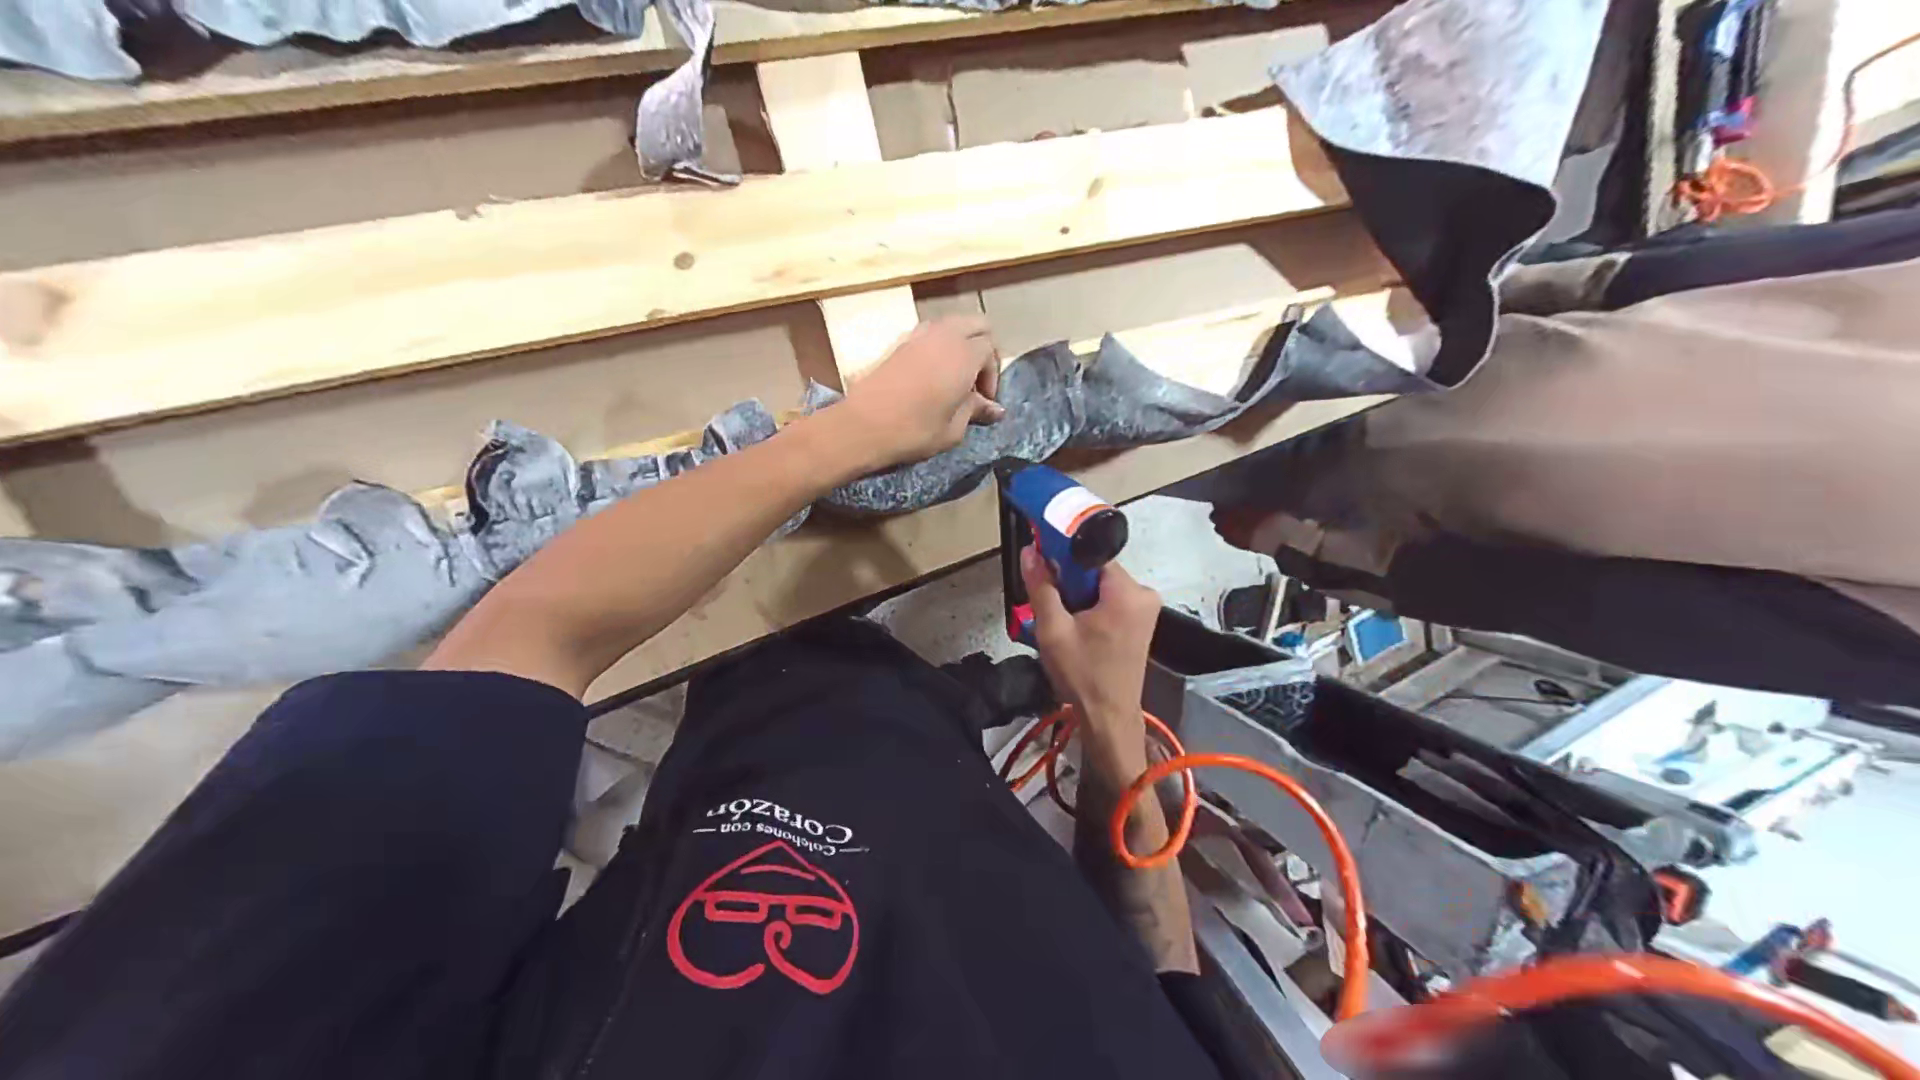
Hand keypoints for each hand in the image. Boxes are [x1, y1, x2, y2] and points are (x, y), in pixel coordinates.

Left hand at [839, 317, 1003, 467]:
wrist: (862, 425)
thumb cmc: (915, 430)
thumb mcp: (953, 429)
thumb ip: (976, 410)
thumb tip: (995, 408)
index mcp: (964, 354)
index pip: (991, 351)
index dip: (992, 376)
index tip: (984, 402)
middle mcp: (944, 336)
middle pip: (976, 325)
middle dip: (983, 349)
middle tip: (976, 380)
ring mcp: (919, 335)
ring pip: (951, 325)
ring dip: (960, 344)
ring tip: (954, 377)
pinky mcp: (899, 342)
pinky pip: (930, 333)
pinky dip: (939, 346)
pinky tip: (932, 374)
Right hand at [1020, 546, 1159, 727]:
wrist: (1108, 716)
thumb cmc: (1082, 674)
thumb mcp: (1053, 630)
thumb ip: (1041, 587)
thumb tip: (1030, 551)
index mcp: (1127, 592)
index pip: (1092, 553)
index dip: (1064, 554)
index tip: (1042, 561)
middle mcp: (1144, 594)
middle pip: (1097, 568)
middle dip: (1070, 579)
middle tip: (1049, 599)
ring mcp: (1146, 608)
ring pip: (1102, 584)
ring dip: (1079, 593)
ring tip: (1061, 616)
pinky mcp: (1142, 621)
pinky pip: (1111, 598)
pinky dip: (1091, 605)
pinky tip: (1076, 624)